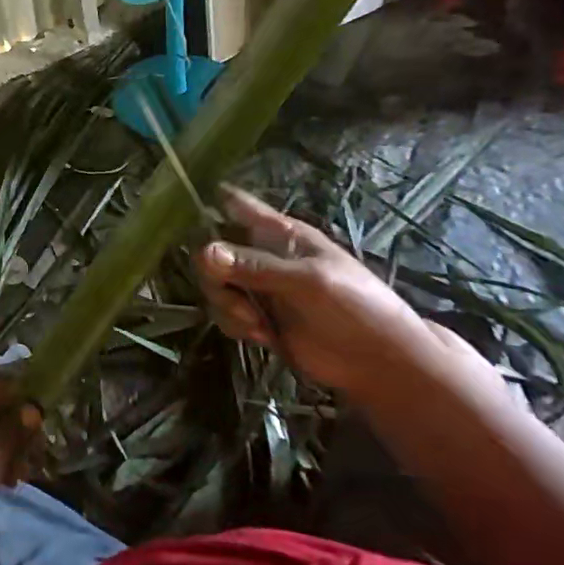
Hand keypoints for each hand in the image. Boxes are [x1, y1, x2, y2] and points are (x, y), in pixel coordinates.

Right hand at [194, 185, 460, 398]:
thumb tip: (204, 252)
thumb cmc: (357, 308)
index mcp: (279, 234)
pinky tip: (261, 335)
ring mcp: (257, 287)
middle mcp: (261, 255)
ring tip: (256, 324)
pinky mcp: (256, 317)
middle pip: (210, 250)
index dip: (207, 199)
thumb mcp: (308, 281)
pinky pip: (223, 312)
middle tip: (233, 295)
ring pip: (213, 284)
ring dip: (226, 305)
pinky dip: (235, 324)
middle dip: (213, 274)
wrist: (384, 365)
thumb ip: (255, 266)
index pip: (235, 204)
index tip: (179, 208)